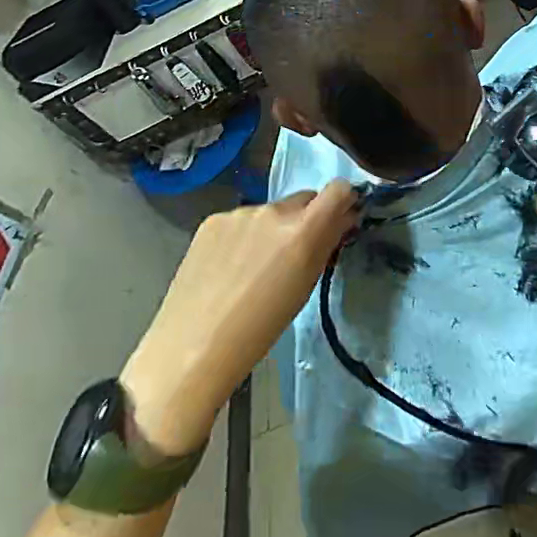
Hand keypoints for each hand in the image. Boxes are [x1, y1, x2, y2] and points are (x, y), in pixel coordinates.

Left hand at [119, 181, 359, 456]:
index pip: (338, 189)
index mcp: (303, 229)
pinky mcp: (212, 220)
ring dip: (272, 228)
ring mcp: (240, 213)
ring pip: (271, 211)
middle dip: (307, 218)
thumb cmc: (262, 327)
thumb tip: (344, 218)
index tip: (340, 218)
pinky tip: (229, 266)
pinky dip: (244, 236)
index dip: (343, 200)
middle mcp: (274, 210)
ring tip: (253, 266)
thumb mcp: (306, 285)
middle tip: (294, 252)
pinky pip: (242, 220)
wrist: (191, 348)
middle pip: (304, 198)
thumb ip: (328, 243)